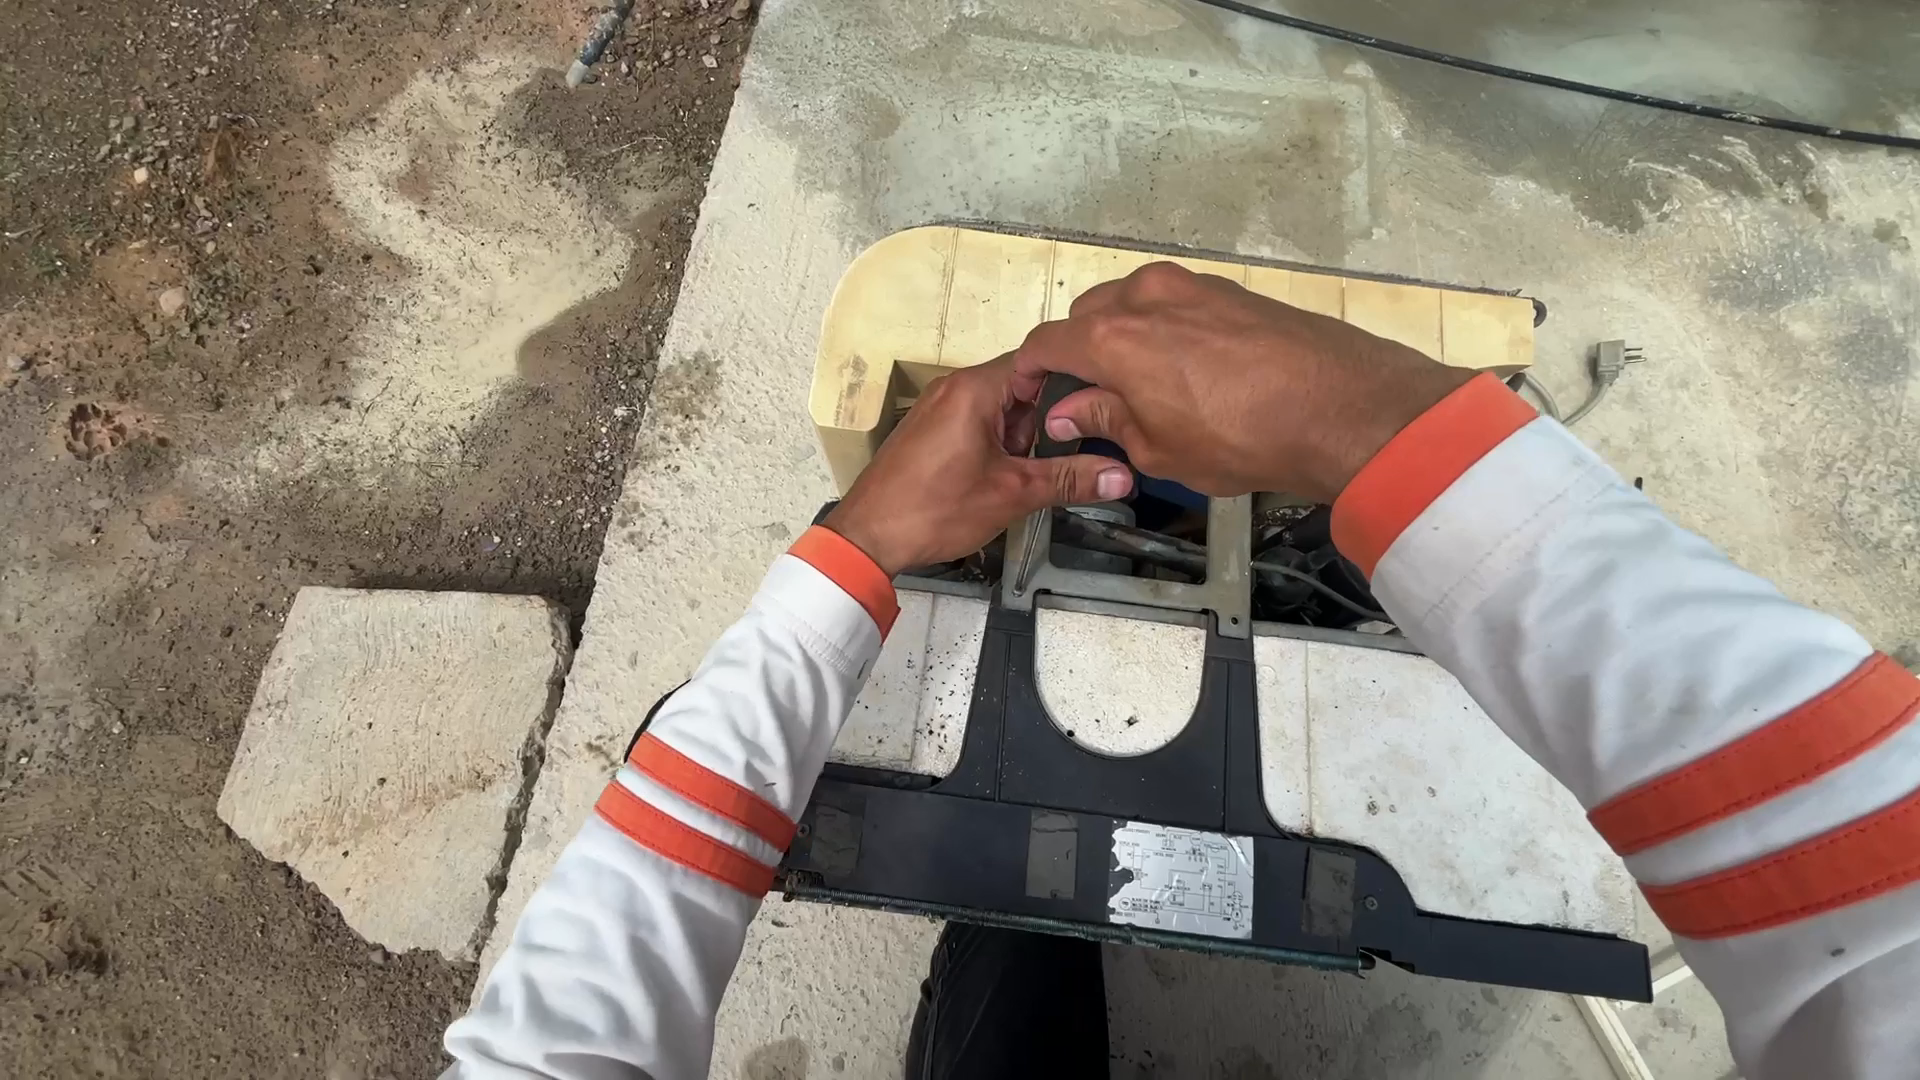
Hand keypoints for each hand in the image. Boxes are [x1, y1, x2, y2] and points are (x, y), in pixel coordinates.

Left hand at [823, 355, 1134, 575]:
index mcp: (976, 388)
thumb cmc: (936, 509)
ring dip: (1020, 438)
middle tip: (1057, 458)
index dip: (1073, 384)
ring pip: (1001, 408)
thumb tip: (1124, 475)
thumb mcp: (1012, 494)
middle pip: (1022, 386)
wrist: (867, 538)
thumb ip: (1069, 479)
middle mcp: (955, 386)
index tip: (1097, 413)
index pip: (1040, 361)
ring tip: (1023, 474)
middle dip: (1045, 421)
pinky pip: (976, 423)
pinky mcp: (930, 430)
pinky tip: (998, 477)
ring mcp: (939, 407)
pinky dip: (996, 444)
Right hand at [1013, 262, 1475, 503]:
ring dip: (1117, 335)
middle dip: (1074, 353)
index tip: (1027, 397)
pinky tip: (1181, 365)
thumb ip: (1102, 419)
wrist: (1340, 408)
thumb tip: (1065, 411)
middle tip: (1086, 396)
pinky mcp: (1229, 289)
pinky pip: (1171, 303)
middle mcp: (1143, 297)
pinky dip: (1158, 328)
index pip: (1044, 344)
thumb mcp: (1155, 447)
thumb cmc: (1235, 439)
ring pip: (1129, 302)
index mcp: (1111, 337)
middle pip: (1085, 315)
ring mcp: (1190, 285)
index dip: (1026, 372)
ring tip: (1135, 381)